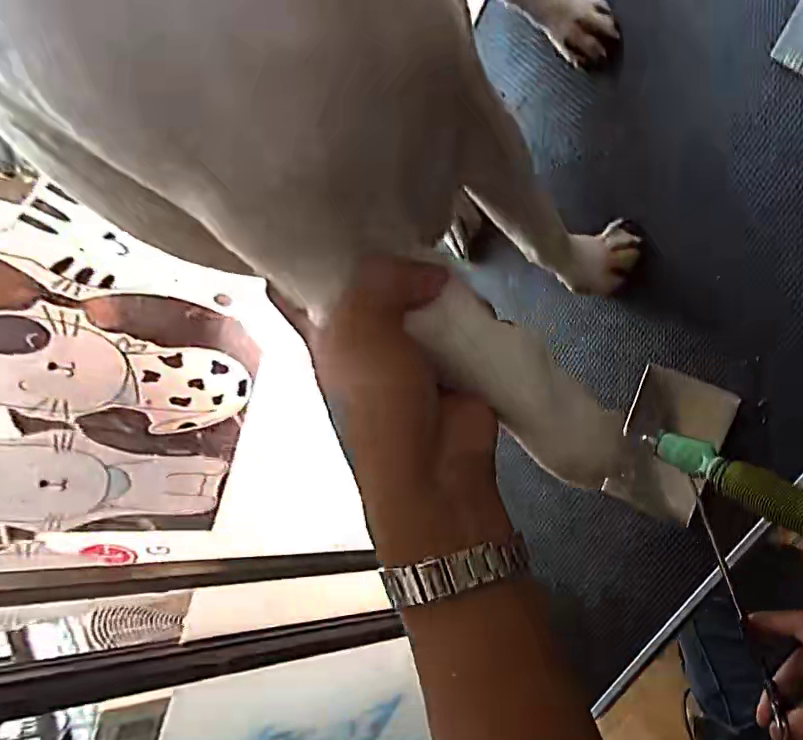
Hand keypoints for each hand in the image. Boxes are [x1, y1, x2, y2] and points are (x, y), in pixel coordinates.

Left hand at [310, 258, 510, 562]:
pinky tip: (486, 314)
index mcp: (329, 333)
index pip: (315, 279)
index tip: (348, 208)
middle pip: (384, 287)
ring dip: (448, 294)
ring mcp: (419, 358)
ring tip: (460, 277)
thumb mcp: (360, 328)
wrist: (436, 468)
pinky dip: (481, 324)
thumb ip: (382, 279)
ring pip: (431, 307)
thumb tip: (430, 272)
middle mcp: (372, 341)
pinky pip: (472, 335)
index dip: (326, 243)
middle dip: (403, 262)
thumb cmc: (380, 402)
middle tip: (422, 229)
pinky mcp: (462, 372)